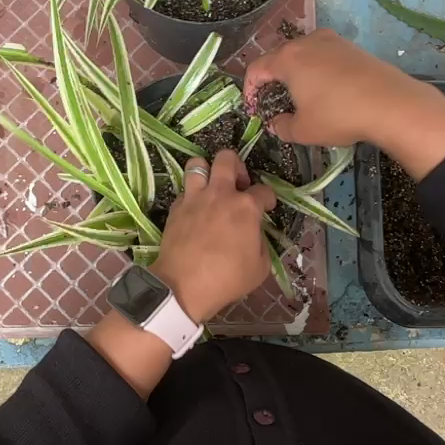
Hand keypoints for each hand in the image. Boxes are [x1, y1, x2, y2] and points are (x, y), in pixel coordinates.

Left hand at [151, 149, 278, 321]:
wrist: (184, 285)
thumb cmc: (227, 278)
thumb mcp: (260, 267)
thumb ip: (261, 242)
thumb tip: (254, 232)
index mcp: (245, 207)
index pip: (264, 191)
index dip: (269, 199)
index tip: (267, 207)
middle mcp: (220, 194)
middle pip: (227, 158)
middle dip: (237, 165)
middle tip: (239, 184)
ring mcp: (194, 198)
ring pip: (197, 164)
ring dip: (207, 171)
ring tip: (212, 187)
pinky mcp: (175, 208)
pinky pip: (184, 190)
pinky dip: (191, 195)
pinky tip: (196, 210)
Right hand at [244, 30, 444, 180]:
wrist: (391, 104)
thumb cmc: (339, 115)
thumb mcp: (303, 130)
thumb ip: (282, 126)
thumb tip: (276, 123)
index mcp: (288, 58)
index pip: (256, 69)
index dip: (249, 89)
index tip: (253, 107)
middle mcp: (307, 42)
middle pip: (278, 57)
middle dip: (271, 80)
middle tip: (274, 102)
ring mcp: (332, 41)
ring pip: (302, 55)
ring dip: (295, 73)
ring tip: (300, 96)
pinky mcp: (351, 47)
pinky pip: (323, 56)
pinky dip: (316, 71)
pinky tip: (326, 91)